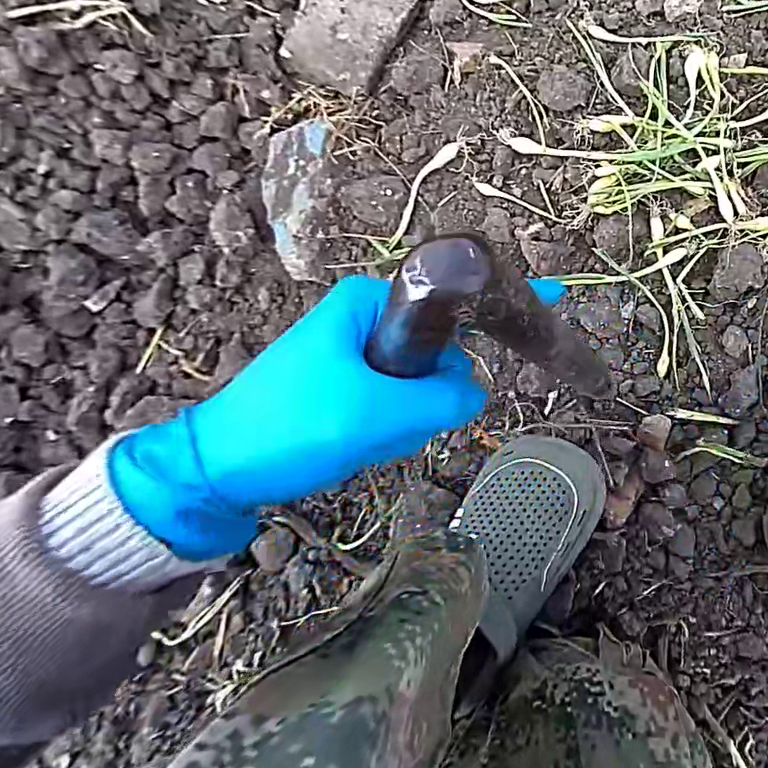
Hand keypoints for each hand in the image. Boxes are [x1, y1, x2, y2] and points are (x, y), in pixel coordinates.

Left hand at [110, 273, 565, 559]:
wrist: (211, 473)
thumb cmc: (289, 428)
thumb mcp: (376, 414)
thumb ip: (444, 400)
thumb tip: (476, 394)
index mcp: (367, 302)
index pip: (453, 294)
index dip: (506, 300)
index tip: (556, 295)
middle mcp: (368, 317)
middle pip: (444, 349)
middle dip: (434, 392)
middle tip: (399, 423)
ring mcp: (361, 351)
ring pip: (426, 381)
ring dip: (411, 416)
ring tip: (369, 438)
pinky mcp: (354, 382)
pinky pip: (404, 398)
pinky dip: (397, 424)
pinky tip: (368, 444)